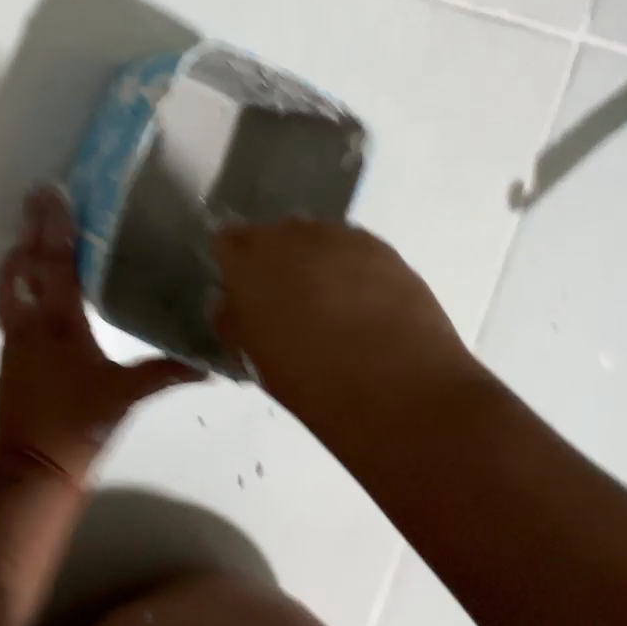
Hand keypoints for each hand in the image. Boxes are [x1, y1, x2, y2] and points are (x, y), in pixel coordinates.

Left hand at [0, 186, 200, 480]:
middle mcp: (30, 320)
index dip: (56, 227)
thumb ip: (164, 373)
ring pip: (11, 279)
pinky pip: (10, 300)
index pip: (56, 263)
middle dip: (32, 225)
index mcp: (59, 322)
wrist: (30, 465)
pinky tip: (27, 276)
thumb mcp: (125, 397)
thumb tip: (210, 361)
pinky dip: (17, 277)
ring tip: (30, 225)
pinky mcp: (9, 349)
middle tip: (36, 193)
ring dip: (20, 249)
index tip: (53, 195)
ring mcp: (14, 334)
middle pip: (27, 261)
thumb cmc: (78, 427)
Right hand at [212, 220, 477, 415]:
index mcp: (246, 257)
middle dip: (274, 260)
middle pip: (273, 235)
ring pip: (316, 239)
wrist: (400, 390)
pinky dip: (352, 270)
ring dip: (315, 261)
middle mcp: (289, 234)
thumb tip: (229, 300)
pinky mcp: (385, 251)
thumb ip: (229, 318)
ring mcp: (340, 238)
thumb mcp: (249, 354)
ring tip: (329, 303)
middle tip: (285, 301)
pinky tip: (363, 305)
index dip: (233, 264)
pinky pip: (355, 251)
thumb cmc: (308, 377)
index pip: (226, 240)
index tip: (242, 291)